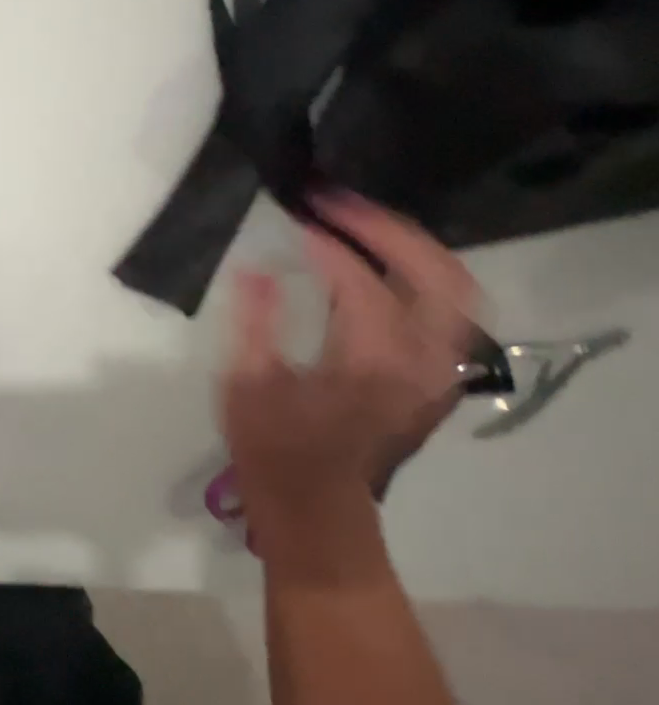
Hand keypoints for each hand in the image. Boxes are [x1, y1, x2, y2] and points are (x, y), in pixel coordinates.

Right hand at [222, 192, 478, 533]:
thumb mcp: (246, 383)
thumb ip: (255, 321)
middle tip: (336, 204)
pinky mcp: (437, 376)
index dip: (329, 247)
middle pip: (436, 276)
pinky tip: (388, 267)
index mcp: (370, 364)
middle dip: (388, 231)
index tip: (294, 221)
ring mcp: (439, 370)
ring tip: (367, 225)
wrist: (314, 500)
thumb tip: (255, 267)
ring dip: (415, 249)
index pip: (362, 284)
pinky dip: (426, 276)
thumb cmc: (270, 443)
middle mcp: (422, 362)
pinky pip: (453, 311)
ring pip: (459, 290)